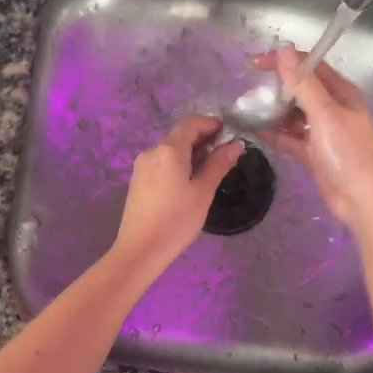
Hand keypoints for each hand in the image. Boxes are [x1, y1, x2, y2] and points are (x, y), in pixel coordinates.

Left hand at [109, 115, 242, 276]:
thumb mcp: (203, 192)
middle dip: (202, 139)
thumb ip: (218, 165)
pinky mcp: (137, 181)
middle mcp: (152, 151)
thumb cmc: (176, 220)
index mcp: (169, 150)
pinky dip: (177, 164)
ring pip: (169, 150)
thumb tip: (234, 144)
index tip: (229, 135)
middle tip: (224, 155)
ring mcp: (141, 166)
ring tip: (208, 171)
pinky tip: (187, 182)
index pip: (191, 123)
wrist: (140, 249)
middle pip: (179, 135)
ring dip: (190, 153)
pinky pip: (160, 163)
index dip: (211, 124)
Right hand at [256, 46, 372, 230]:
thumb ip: (303, 84)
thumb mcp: (325, 114)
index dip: (283, 61)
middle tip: (249, 93)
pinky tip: (256, 132)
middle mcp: (333, 108)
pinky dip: (276, 134)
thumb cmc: (349, 154)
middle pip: (301, 90)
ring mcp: (324, 132)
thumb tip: (283, 50)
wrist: (365, 201)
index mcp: (341, 92)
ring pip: (294, 115)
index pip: (310, 66)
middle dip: (276, 88)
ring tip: (249, 112)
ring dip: (274, 112)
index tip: (254, 65)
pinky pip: (292, 138)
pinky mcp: (316, 154)